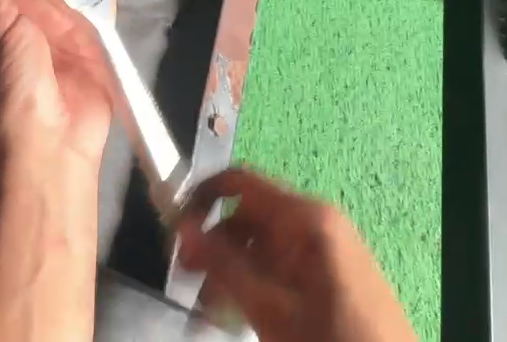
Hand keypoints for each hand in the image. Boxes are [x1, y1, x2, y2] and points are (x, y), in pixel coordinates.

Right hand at [176, 168, 416, 341]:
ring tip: (211, 310)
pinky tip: (241, 314)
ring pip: (261, 246)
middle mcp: (316, 222)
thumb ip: (223, 266)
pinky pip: (281, 267)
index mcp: (306, 217)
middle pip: (248, 216)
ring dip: (231, 271)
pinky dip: (256, 284)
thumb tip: (181, 228)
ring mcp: (325, 249)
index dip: (202, 196)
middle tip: (187, 282)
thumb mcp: (271, 310)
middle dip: (214, 246)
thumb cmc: (333, 341)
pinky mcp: (330, 275)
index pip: (241, 181)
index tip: (173, 227)